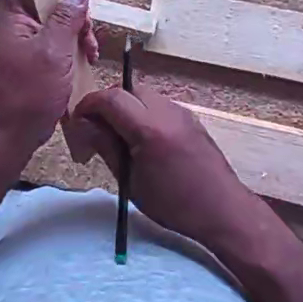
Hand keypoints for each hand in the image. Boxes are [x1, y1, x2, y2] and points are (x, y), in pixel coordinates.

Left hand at [0, 0, 97, 153]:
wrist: (17, 133)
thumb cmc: (28, 94)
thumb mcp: (53, 51)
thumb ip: (65, 18)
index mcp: (13, 21)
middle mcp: (16, 30)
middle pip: (47, 4)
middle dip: (73, 13)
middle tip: (86, 30)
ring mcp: (25, 47)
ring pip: (56, 26)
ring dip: (77, 34)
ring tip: (89, 51)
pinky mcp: (35, 63)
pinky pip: (57, 45)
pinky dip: (73, 49)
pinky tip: (85, 60)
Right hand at [64, 83, 262, 244]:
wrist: (224, 212)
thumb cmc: (174, 205)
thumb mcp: (130, 180)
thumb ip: (106, 146)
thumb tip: (84, 126)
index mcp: (149, 129)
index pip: (110, 98)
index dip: (88, 104)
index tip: (78, 120)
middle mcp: (167, 113)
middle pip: (127, 89)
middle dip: (106, 102)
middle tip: (95, 127)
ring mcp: (182, 113)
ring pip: (143, 94)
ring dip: (125, 106)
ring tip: (117, 134)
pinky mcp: (190, 119)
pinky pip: (158, 104)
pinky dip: (142, 111)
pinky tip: (140, 137)